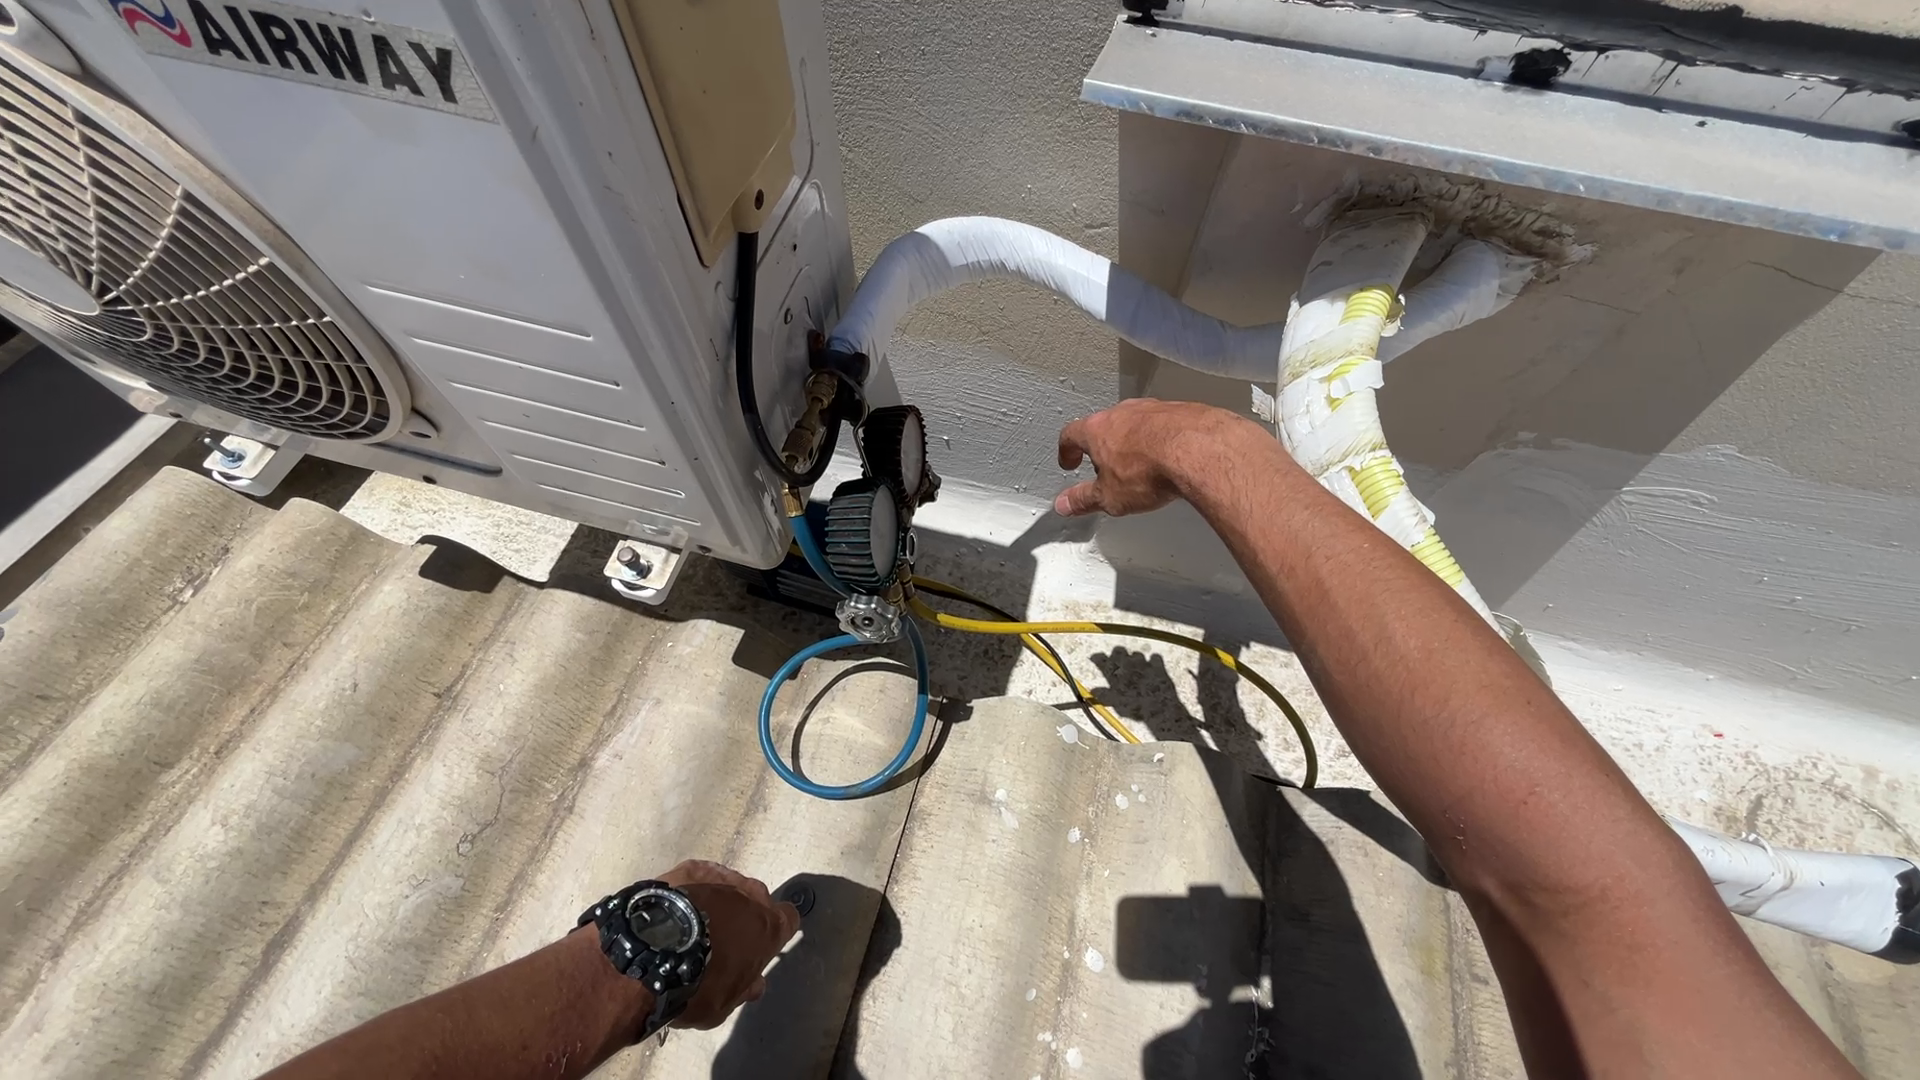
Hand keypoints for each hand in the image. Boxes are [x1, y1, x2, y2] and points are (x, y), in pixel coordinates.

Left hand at [659, 860, 800, 1029]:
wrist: (648, 955)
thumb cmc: (693, 987)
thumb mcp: (722, 1005)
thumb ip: (742, 987)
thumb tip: (754, 982)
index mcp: (768, 927)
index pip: (788, 920)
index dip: (774, 932)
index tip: (759, 946)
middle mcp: (752, 896)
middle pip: (757, 901)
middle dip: (744, 917)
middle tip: (721, 941)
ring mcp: (722, 877)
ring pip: (727, 888)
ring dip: (717, 904)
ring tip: (691, 926)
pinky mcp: (691, 868)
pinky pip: (700, 878)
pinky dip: (692, 891)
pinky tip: (676, 907)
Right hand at [1055, 399, 1260, 516]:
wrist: (1198, 451)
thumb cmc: (1150, 470)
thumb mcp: (1109, 497)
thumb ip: (1084, 499)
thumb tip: (1065, 504)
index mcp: (1097, 429)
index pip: (1071, 434)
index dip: (1067, 450)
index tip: (1070, 460)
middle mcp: (1123, 413)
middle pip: (1104, 425)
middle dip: (1103, 445)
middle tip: (1106, 466)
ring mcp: (1154, 409)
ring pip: (1136, 422)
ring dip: (1134, 440)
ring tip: (1141, 465)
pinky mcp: (1182, 410)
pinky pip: (1165, 424)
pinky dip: (1162, 439)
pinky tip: (1170, 458)